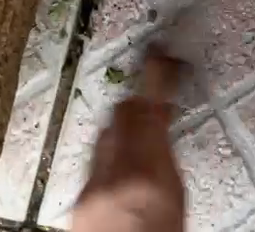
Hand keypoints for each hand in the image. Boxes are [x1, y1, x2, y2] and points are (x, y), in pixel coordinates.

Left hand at [72, 50, 185, 231]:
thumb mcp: (177, 196)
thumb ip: (166, 153)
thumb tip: (161, 117)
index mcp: (147, 173)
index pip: (148, 105)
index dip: (155, 73)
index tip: (162, 53)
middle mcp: (113, 175)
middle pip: (120, 114)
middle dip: (137, 98)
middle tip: (155, 88)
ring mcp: (91, 188)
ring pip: (105, 133)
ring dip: (123, 123)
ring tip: (141, 123)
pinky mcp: (77, 200)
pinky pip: (95, 158)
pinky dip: (111, 150)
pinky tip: (124, 160)